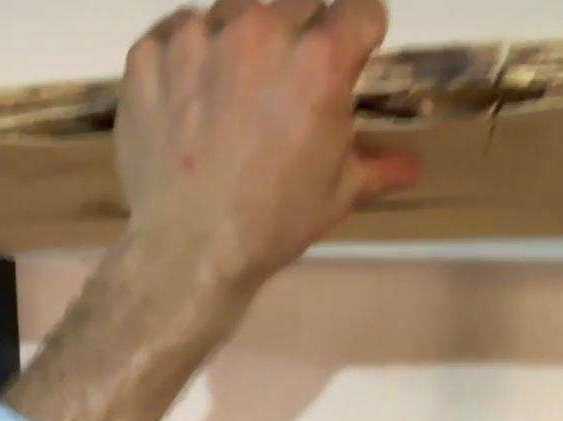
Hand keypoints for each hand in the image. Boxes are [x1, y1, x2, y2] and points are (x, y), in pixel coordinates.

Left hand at [115, 0, 419, 302]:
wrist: (187, 254)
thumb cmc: (270, 227)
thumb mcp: (335, 195)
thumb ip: (376, 165)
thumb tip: (414, 166)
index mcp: (319, 60)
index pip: (361, 10)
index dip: (358, 40)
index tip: (347, 63)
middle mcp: (261, 29)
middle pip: (296, 5)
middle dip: (299, 41)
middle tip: (281, 95)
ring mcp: (198, 37)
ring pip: (233, 12)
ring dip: (240, 42)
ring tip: (229, 97)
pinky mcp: (148, 54)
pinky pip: (175, 33)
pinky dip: (185, 59)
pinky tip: (187, 102)